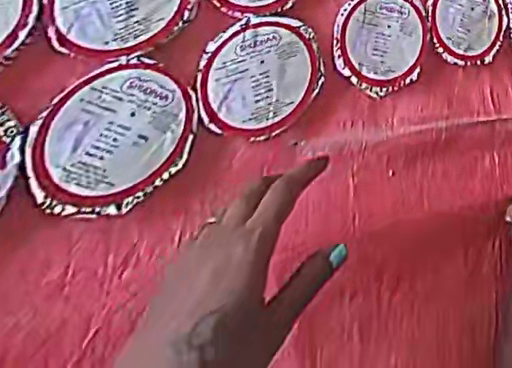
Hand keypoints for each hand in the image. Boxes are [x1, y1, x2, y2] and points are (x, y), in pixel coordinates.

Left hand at [117, 157, 344, 367]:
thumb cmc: (221, 361)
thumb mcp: (274, 326)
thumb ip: (307, 283)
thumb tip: (337, 250)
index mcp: (251, 245)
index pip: (283, 192)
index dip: (304, 172)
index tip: (320, 163)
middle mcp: (221, 237)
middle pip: (252, 190)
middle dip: (277, 180)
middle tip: (297, 181)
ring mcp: (193, 250)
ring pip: (228, 207)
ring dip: (251, 199)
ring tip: (266, 208)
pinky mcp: (174, 267)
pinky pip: (208, 228)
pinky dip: (228, 220)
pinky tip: (229, 241)